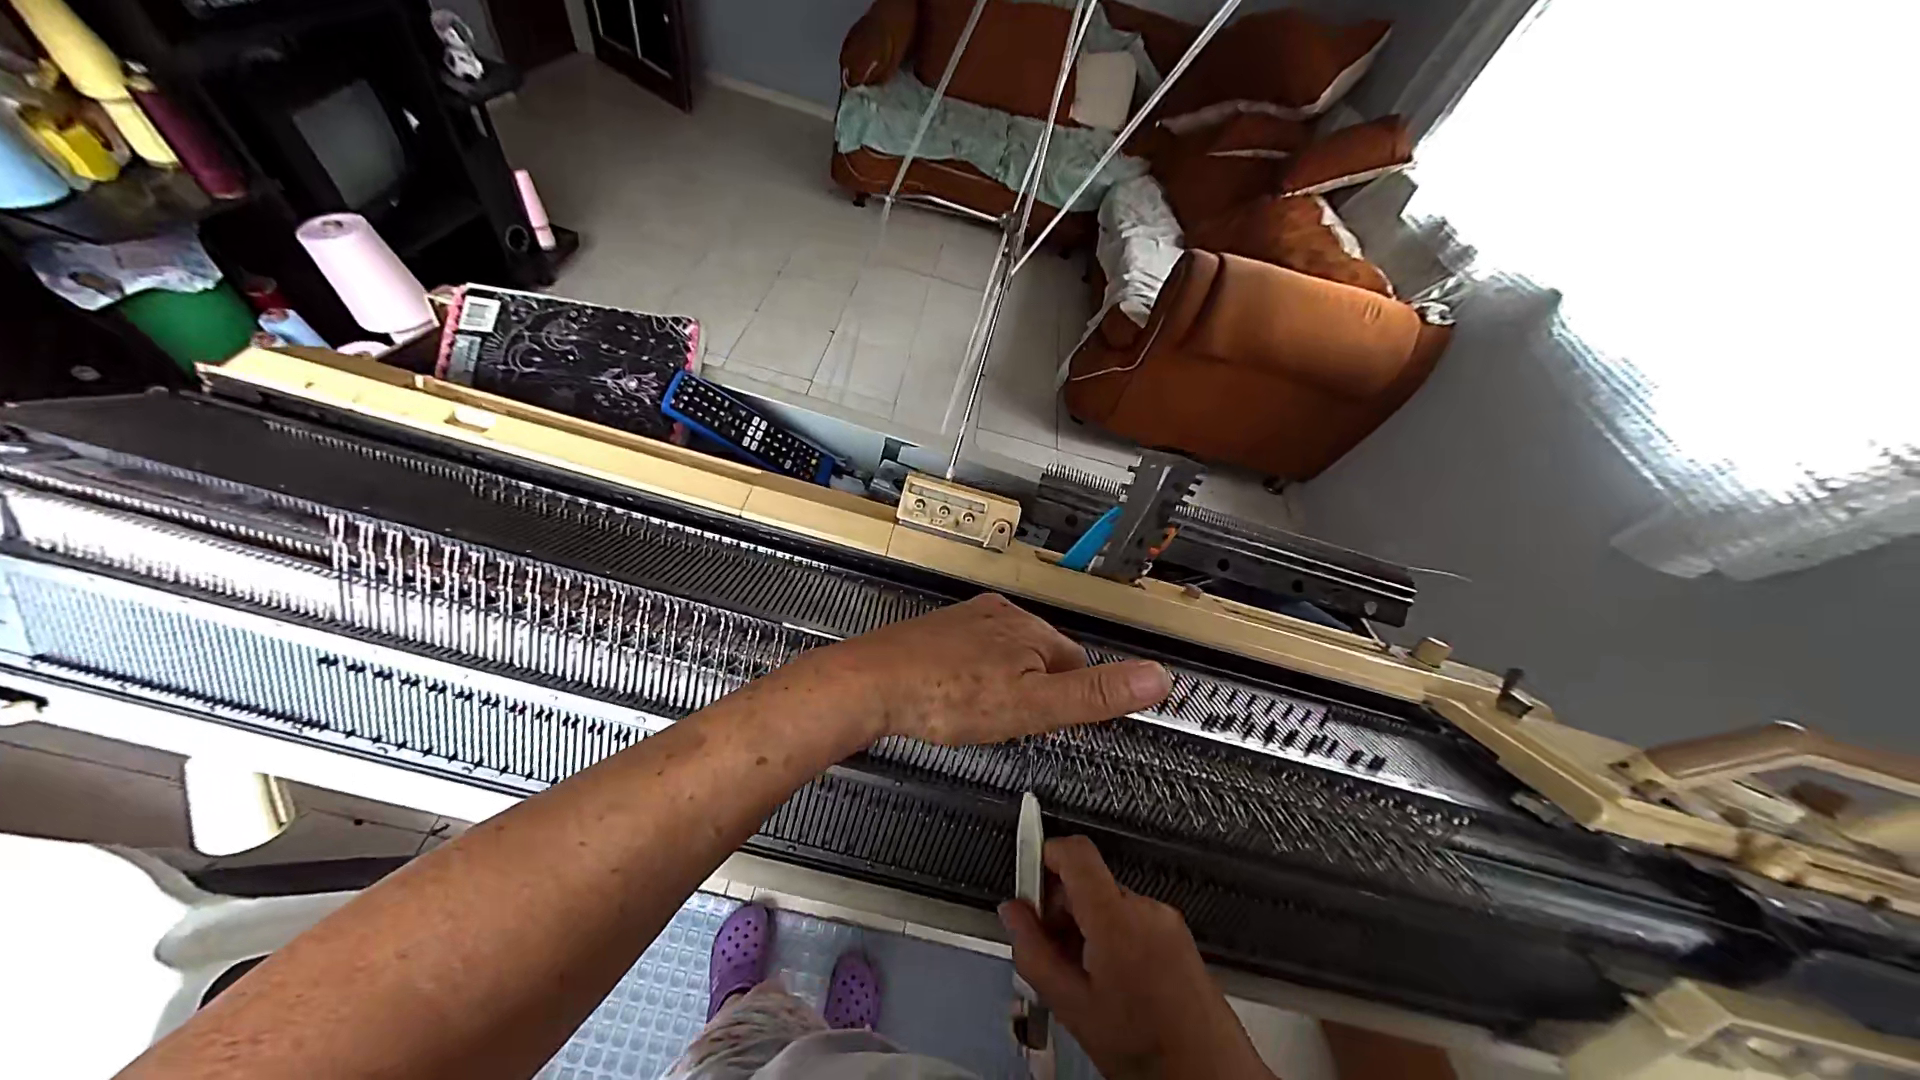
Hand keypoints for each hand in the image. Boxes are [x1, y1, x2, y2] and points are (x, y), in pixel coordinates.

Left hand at [789, 593, 1169, 745]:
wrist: (869, 686)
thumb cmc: (946, 696)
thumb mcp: (1033, 706)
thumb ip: (1094, 694)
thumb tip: (1156, 677)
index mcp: (1029, 629)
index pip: (1077, 662)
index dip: (1072, 697)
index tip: (1064, 719)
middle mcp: (997, 616)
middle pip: (1041, 657)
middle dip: (1036, 691)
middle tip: (1017, 723)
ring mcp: (963, 623)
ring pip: (1004, 657)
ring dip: (1003, 685)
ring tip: (985, 715)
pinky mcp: (934, 636)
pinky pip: (969, 658)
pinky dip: (971, 681)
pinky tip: (956, 700)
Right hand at [999, 837, 1274, 1079]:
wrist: (1209, 1077)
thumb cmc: (1148, 1051)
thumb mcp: (1072, 1006)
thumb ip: (1032, 952)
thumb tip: (1012, 913)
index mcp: (1117, 920)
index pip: (1076, 852)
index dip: (1045, 854)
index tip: (1028, 878)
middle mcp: (1145, 908)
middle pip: (1087, 880)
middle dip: (1060, 907)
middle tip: (1049, 948)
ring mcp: (1165, 918)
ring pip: (1106, 900)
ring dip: (1084, 925)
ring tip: (1082, 975)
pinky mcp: (1176, 932)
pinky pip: (1130, 915)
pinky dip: (1110, 934)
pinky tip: (1108, 977)